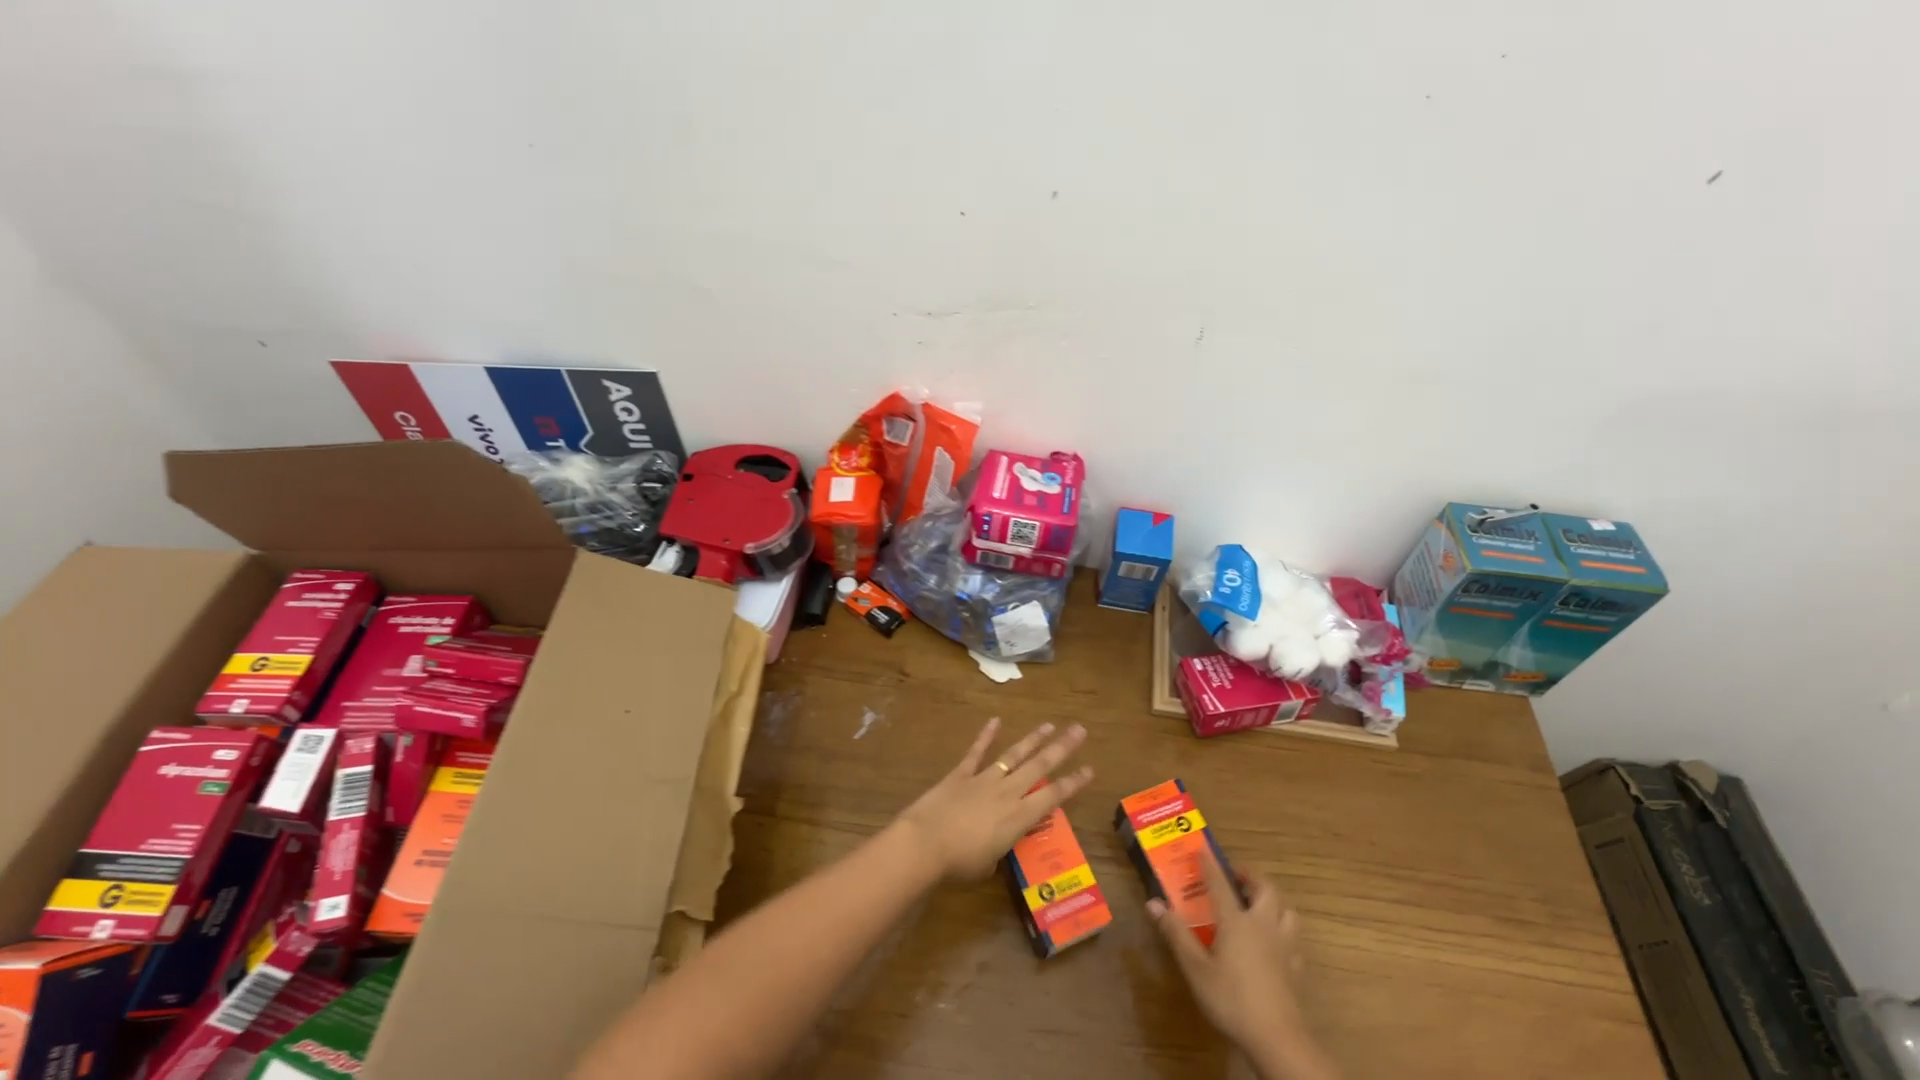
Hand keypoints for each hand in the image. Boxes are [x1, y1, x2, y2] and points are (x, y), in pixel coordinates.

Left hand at [892, 718, 1093, 880]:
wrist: (925, 843)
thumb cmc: (960, 862)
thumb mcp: (988, 865)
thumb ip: (997, 852)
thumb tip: (994, 850)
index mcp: (1019, 817)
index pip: (1054, 796)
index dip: (1073, 783)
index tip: (1090, 769)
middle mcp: (1008, 792)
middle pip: (1040, 766)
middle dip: (1061, 747)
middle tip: (1079, 730)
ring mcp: (984, 779)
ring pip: (1014, 755)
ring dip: (1032, 739)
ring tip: (1048, 725)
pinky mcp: (961, 774)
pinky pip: (976, 752)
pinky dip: (985, 735)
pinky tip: (995, 720)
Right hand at [1151, 847, 1328, 1075]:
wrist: (1276, 1036)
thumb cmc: (1230, 998)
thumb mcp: (1195, 968)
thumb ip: (1176, 934)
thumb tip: (1154, 903)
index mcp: (1237, 921)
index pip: (1220, 884)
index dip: (1210, 865)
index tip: (1202, 850)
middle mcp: (1264, 925)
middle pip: (1266, 890)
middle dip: (1251, 877)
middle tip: (1236, 877)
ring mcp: (1284, 946)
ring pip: (1287, 911)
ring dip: (1273, 902)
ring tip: (1258, 907)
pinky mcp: (1295, 968)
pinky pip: (1292, 939)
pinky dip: (1282, 933)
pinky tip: (1273, 945)